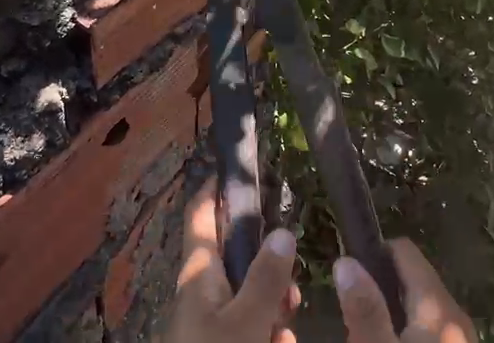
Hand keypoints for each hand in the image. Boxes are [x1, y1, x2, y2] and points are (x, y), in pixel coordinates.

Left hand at [167, 181, 301, 342]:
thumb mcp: (246, 320)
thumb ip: (265, 279)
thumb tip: (283, 232)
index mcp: (199, 269)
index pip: (200, 212)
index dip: (215, 187)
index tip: (241, 167)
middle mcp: (203, 287)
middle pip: (237, 255)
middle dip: (270, 262)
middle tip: (295, 272)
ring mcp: (211, 315)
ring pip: (249, 294)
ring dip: (276, 304)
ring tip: (290, 320)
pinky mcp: (222, 338)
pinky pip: (250, 325)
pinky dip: (269, 332)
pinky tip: (283, 342)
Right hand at [334, 240, 475, 342]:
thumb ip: (365, 309)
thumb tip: (346, 261)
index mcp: (437, 302)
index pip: (404, 250)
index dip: (373, 254)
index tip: (350, 277)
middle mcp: (455, 312)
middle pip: (411, 279)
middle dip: (381, 291)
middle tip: (357, 321)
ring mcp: (462, 336)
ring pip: (420, 308)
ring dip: (394, 316)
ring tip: (372, 336)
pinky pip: (431, 330)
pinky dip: (410, 333)